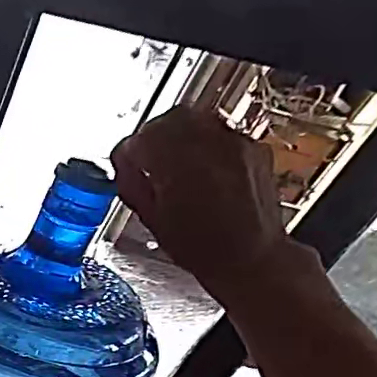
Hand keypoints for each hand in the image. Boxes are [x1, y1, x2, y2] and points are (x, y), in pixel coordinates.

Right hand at [110, 105, 307, 303]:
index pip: (140, 139)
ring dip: (179, 135)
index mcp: (177, 166)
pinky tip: (201, 168)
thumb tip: (124, 167)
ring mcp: (234, 144)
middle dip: (153, 135)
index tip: (125, 163)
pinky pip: (220, 131)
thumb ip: (134, 186)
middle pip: (170, 119)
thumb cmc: (204, 249)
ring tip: (173, 161)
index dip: (128, 153)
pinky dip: (204, 143)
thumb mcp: (155, 221)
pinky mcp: (252, 147)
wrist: (250, 257)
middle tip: (146, 157)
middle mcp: (208, 147)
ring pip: (197, 118)